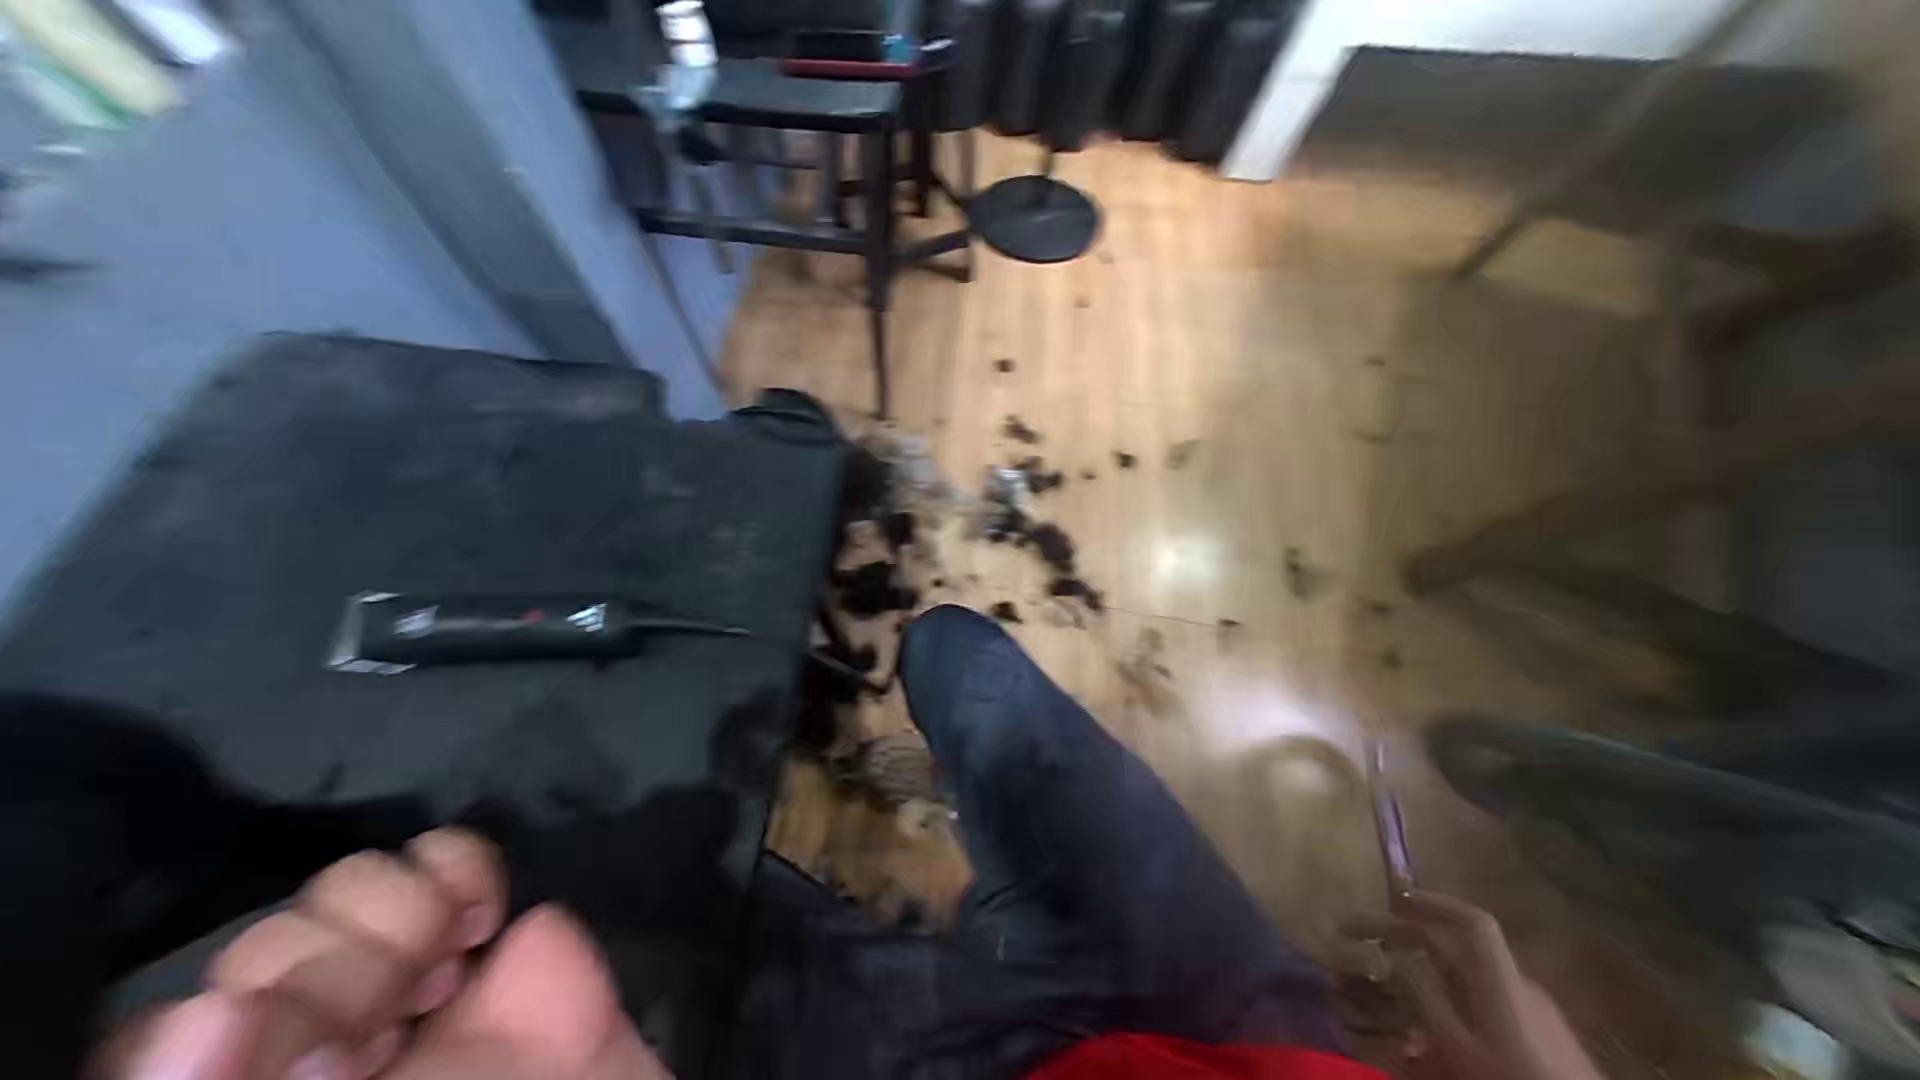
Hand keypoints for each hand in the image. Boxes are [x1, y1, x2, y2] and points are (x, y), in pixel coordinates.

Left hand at [93, 828, 672, 1079]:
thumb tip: (210, 1014)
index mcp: (245, 1071)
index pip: (167, 1030)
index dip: (231, 1026)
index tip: (323, 1058)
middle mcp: (300, 1023)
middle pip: (266, 945)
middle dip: (344, 987)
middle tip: (392, 1031)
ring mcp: (392, 957)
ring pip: (350, 882)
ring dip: (407, 928)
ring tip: (443, 979)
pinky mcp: (472, 905)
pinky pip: (439, 849)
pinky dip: (459, 867)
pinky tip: (480, 917)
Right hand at [1347, 890, 1604, 1079]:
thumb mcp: (1457, 1045)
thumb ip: (1423, 994)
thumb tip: (1394, 951)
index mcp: (1504, 980)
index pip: (1473, 921)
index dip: (1435, 901)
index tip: (1398, 895)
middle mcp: (1524, 986)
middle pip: (1466, 948)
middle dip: (1420, 940)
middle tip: (1382, 945)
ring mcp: (1540, 1013)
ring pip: (1476, 976)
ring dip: (1436, 971)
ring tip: (1404, 988)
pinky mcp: (1547, 1038)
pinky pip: (1491, 1001)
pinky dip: (1457, 996)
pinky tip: (1441, 1022)